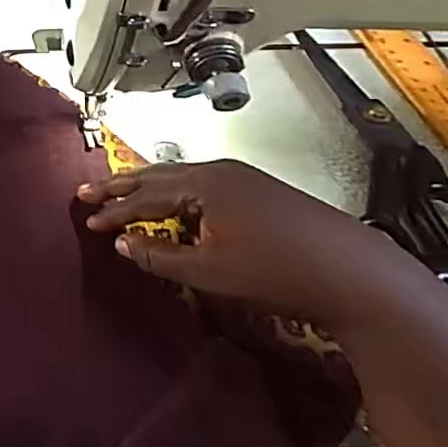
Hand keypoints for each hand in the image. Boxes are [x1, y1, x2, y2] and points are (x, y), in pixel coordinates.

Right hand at [80, 160, 436, 333]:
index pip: (145, 195)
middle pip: (158, 176)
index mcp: (203, 184)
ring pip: (180, 179)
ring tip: (122, 194)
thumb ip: (160, 256)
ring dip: (148, 189)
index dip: (114, 210)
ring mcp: (242, 177)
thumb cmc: (278, 271)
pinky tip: (174, 208)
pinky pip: (201, 185)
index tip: (88, 219)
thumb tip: (124, 244)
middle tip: (89, 192)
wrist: (358, 275)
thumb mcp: (210, 272)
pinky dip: (176, 195)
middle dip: (122, 186)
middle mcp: (219, 171)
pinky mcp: (258, 190)